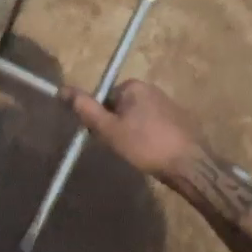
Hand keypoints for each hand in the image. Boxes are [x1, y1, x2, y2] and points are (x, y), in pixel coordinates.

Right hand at [66, 79, 200, 175]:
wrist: (188, 164)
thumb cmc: (145, 145)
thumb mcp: (110, 130)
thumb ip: (86, 110)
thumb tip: (62, 89)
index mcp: (133, 86)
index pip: (105, 100)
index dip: (101, 121)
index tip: (107, 139)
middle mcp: (150, 88)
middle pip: (120, 108)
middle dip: (117, 127)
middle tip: (122, 148)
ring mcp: (166, 102)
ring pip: (136, 118)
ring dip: (132, 133)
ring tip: (138, 153)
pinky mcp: (177, 118)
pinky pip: (152, 125)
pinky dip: (148, 137)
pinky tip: (152, 152)